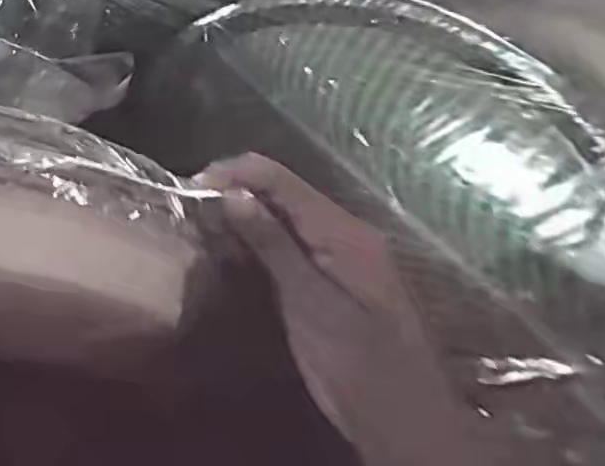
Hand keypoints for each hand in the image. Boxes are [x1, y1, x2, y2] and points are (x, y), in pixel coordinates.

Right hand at [197, 154, 499, 465]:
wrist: (412, 431)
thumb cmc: (361, 368)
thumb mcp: (310, 304)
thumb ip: (272, 244)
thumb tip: (230, 194)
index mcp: (342, 230)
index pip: (277, 176)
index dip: (231, 174)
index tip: (191, 191)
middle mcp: (343, 228)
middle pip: (277, 187)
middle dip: (231, 191)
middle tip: (193, 213)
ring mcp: (340, 249)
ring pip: (279, 210)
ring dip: (240, 213)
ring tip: (204, 229)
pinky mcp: (332, 270)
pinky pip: (287, 235)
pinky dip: (256, 236)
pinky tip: (231, 250)